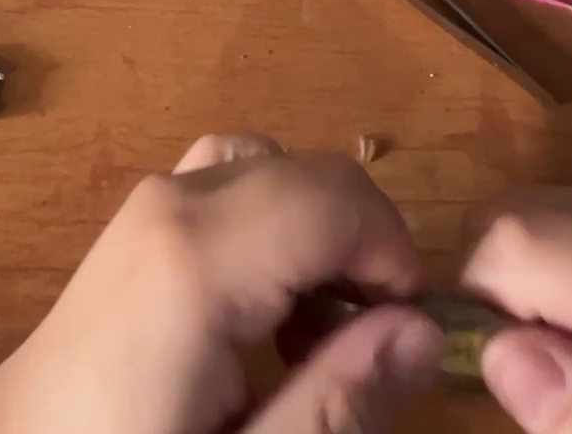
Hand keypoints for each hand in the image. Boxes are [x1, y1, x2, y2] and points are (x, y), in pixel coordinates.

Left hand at [0, 133, 444, 433]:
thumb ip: (337, 402)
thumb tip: (423, 331)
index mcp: (198, 258)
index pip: (335, 197)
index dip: (393, 255)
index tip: (403, 333)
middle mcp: (176, 199)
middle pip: (311, 174)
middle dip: (361, 246)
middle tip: (354, 344)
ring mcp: (156, 195)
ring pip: (277, 168)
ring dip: (317, 234)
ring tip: (305, 327)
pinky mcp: (148, 208)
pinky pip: (236, 178)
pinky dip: (275, 222)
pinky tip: (260, 303)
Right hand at [461, 186, 571, 433]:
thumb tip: (500, 351)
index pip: (519, 240)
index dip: (490, 311)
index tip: (532, 386)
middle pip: (508, 218)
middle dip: (497, 300)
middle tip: (560, 382)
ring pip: (514, 214)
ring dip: (514, 291)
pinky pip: (541, 220)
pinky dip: (536, 275)